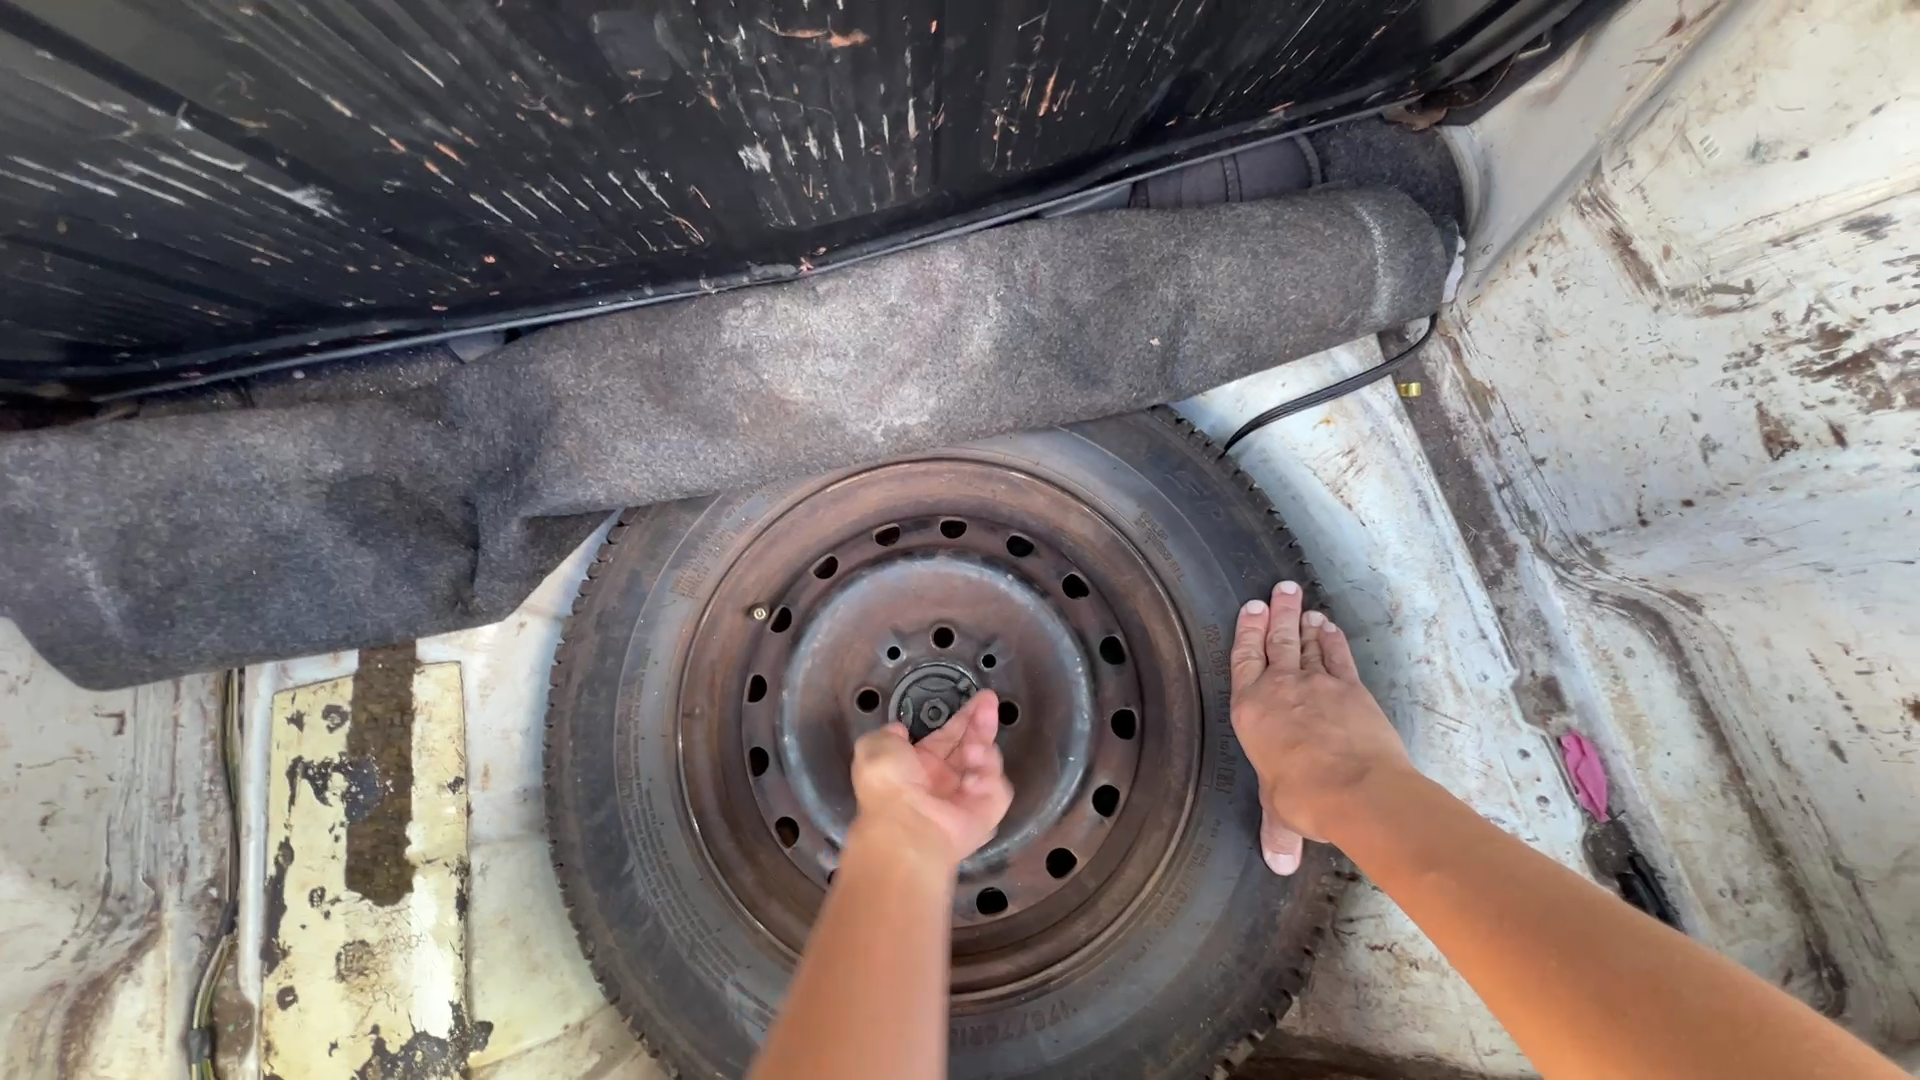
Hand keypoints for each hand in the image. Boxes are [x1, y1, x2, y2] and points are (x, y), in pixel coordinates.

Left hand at [850, 689, 1014, 869]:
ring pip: (987, 762)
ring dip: (982, 748)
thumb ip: (889, 733)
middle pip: (972, 743)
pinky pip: (998, 788)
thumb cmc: (889, 785)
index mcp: (920, 765)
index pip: (949, 735)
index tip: (981, 699)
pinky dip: (989, 778)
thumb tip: (899, 730)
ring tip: (972, 750)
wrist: (905, 826)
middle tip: (990, 702)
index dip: (964, 717)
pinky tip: (974, 776)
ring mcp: (967, 796)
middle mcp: (944, 779)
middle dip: (982, 722)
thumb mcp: (875, 747)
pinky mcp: (986, 811)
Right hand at [1230, 581, 1411, 874]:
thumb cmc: (1304, 797)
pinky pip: (1338, 656)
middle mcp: (1279, 688)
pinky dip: (1333, 639)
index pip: (1243, 660)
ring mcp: (1317, 684)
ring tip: (1299, 600)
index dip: (1246, 632)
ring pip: (1306, 642)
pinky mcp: (1351, 689)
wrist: (1356, 790)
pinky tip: (1329, 626)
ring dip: (1302, 620)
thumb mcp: (1281, 813)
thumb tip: (1278, 864)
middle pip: (1276, 640)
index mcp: (1250, 709)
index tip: (1250, 609)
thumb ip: (1277, 831)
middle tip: (1277, 590)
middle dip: (1275, 614)